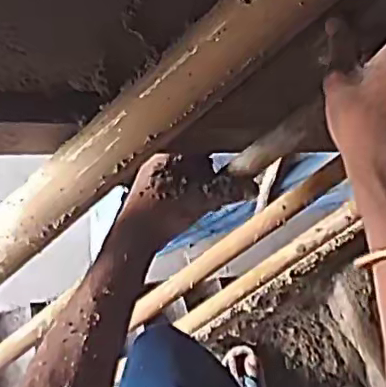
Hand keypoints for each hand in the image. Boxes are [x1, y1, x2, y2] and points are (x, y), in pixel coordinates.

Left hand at [109, 153, 251, 249]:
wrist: (134, 237)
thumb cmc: (164, 213)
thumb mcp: (203, 199)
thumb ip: (229, 190)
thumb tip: (252, 186)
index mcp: (168, 152)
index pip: (200, 150)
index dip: (216, 165)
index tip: (226, 178)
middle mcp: (153, 159)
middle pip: (189, 162)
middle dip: (203, 176)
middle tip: (213, 192)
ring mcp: (144, 176)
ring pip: (177, 176)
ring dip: (190, 187)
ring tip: (197, 203)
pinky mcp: (140, 193)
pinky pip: (166, 187)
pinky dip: (177, 195)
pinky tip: (180, 210)